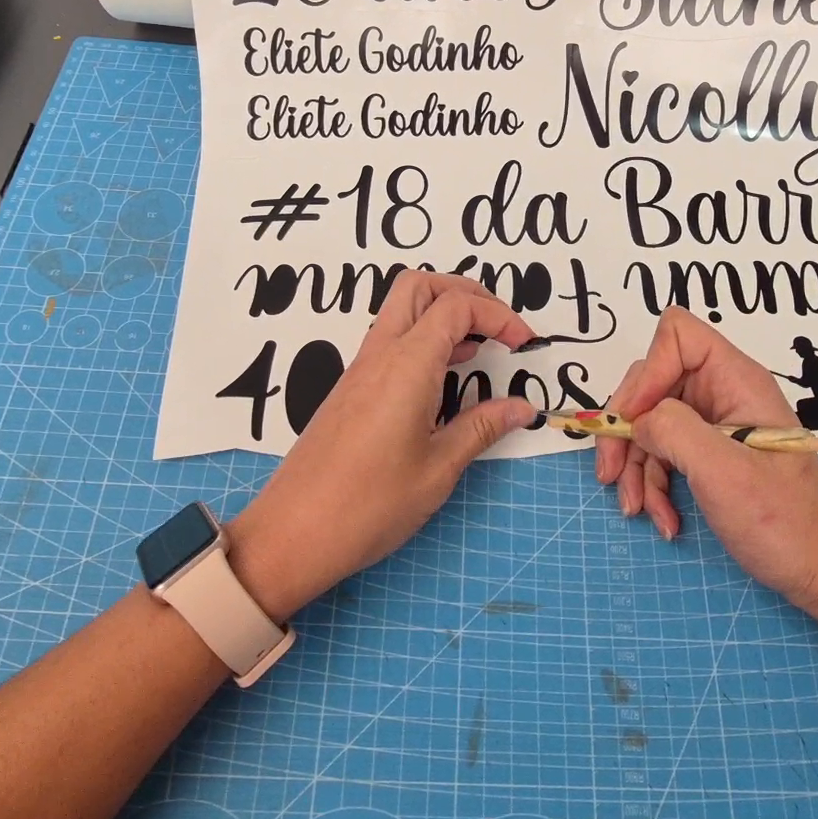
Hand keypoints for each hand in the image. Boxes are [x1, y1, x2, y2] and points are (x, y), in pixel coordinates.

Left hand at [228, 272, 539, 620]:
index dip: (498, 315)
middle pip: (419, 286)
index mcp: (407, 365)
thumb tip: (522, 408)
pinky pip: (390, 341)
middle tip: (498, 326)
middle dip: (465, 292)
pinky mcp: (350, 389)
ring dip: (442, 313)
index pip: (456, 307)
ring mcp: (360, 370)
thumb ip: (481, 428)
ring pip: (401, 309)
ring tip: (478, 350)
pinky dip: (423, 339)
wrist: (293, 533)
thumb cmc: (370, 504)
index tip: (524, 344)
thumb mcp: (438, 469)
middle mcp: (380, 354)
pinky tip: (444, 378)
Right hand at [598, 307, 817, 612]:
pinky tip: (663, 519)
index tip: (634, 420)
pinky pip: (662, 455)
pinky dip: (652, 486)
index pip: (677, 336)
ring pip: (649, 424)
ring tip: (638, 509)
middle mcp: (722, 394)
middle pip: (651, 384)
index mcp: (736, 381)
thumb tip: (636, 419)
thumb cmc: (784, 522)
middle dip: (626, 429)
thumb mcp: (724, 472)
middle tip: (609, 472)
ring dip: (635, 467)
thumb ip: (673, 430)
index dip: (648, 371)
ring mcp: (714, 426)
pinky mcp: (708, 457)